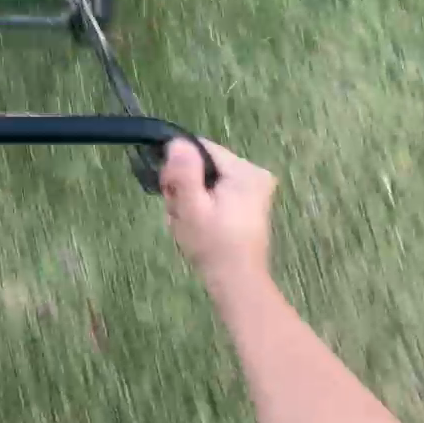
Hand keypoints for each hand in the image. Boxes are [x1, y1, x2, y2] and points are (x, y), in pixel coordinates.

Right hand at [161, 138, 276, 286]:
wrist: (236, 280)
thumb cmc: (213, 245)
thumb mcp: (192, 207)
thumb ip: (184, 173)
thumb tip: (176, 142)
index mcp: (245, 171)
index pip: (200, 149)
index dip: (177, 166)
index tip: (169, 191)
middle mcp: (254, 173)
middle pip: (202, 165)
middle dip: (184, 186)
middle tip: (179, 212)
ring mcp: (254, 188)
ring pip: (205, 179)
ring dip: (189, 198)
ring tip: (187, 221)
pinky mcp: (248, 202)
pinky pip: (214, 191)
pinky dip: (201, 205)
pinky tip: (198, 223)